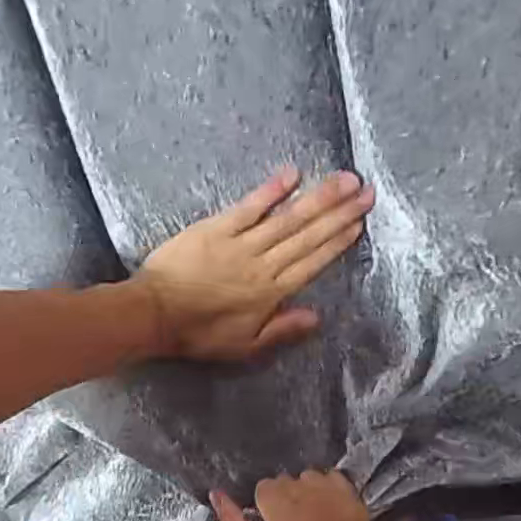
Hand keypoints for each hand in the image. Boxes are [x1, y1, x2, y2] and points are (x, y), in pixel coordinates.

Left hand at [136, 166, 373, 359]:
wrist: (155, 315)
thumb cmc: (199, 334)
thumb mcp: (245, 346)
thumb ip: (282, 330)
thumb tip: (317, 317)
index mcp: (271, 293)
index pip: (313, 262)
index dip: (338, 242)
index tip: (359, 223)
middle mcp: (263, 265)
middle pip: (308, 236)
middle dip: (340, 213)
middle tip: (365, 191)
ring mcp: (240, 243)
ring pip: (288, 219)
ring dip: (318, 198)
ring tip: (344, 180)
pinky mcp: (216, 228)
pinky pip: (249, 207)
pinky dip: (271, 191)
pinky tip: (292, 174)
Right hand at [211, 470, 381, 520]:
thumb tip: (216, 493)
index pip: (266, 487)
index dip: (263, 505)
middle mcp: (315, 505)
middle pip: (286, 480)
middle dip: (282, 498)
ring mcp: (339, 502)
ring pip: (309, 476)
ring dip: (303, 490)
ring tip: (306, 515)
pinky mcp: (357, 505)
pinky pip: (335, 478)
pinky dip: (326, 488)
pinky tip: (324, 508)